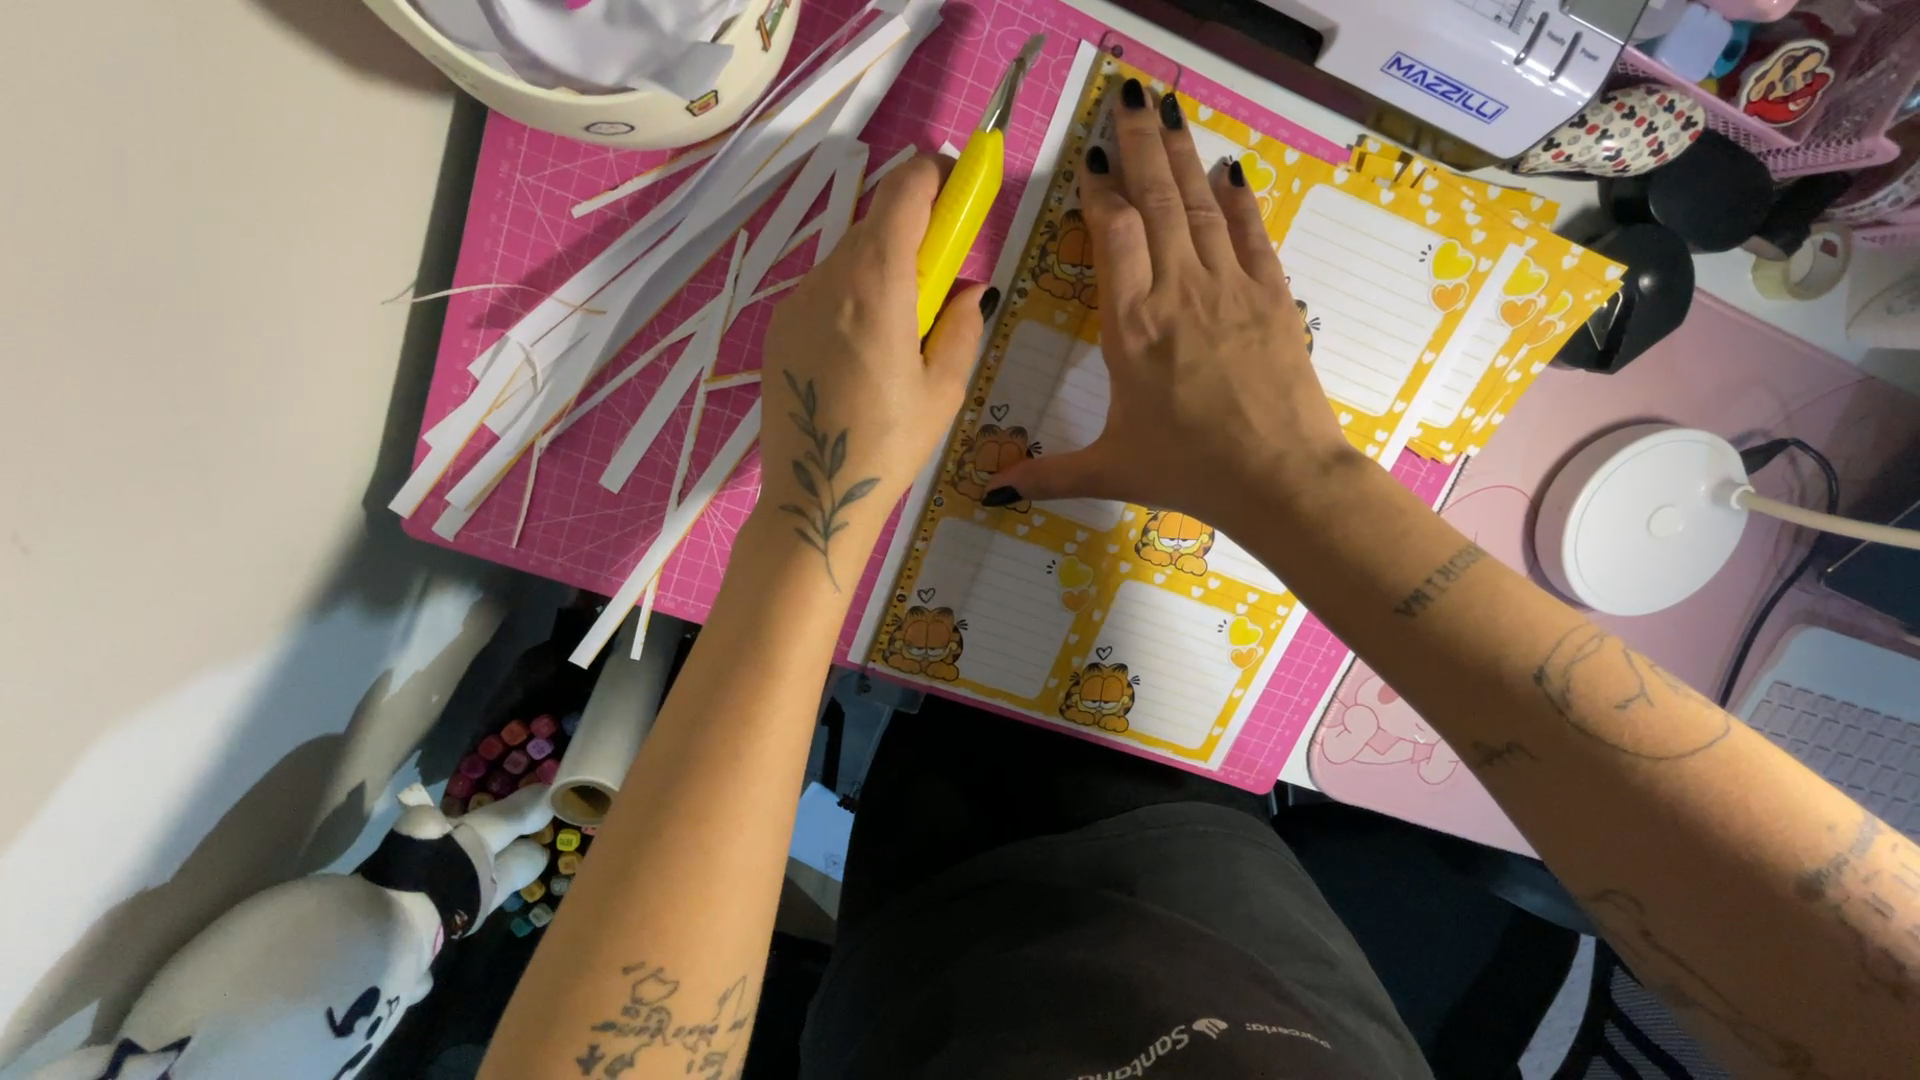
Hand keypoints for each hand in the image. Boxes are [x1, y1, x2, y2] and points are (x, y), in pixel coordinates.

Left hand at [753, 155, 987, 587]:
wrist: (814, 497)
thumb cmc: (890, 445)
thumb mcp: (944, 388)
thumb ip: (963, 324)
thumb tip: (971, 287)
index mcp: (877, 283)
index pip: (904, 190)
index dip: (937, 175)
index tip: (961, 189)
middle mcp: (828, 278)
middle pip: (877, 223)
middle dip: (916, 234)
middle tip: (943, 281)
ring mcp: (796, 302)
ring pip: (849, 258)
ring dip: (884, 269)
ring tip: (904, 331)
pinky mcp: (778, 329)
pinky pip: (825, 291)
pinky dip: (854, 297)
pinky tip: (865, 352)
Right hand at [986, 79, 1356, 531]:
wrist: (1282, 479)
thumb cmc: (1189, 473)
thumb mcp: (1110, 471)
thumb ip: (1048, 476)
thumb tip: (990, 494)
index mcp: (1130, 329)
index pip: (1113, 237)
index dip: (1100, 194)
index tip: (1091, 163)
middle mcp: (1177, 293)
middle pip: (1155, 202)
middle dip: (1139, 146)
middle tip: (1128, 97)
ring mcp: (1229, 289)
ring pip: (1199, 207)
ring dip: (1182, 156)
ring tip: (1167, 111)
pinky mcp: (1272, 297)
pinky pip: (1250, 234)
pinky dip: (1237, 200)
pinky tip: (1230, 172)